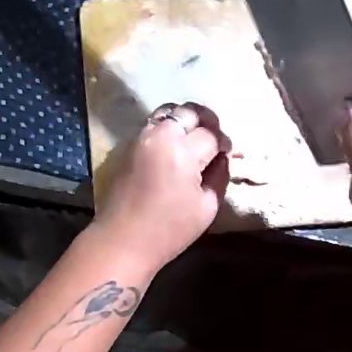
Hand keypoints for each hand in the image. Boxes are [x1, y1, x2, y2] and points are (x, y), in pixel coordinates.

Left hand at [90, 102, 229, 267]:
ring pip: (169, 112)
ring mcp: (141, 138)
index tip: (230, 154)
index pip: (212, 134)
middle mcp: (161, 136)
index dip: (225, 143)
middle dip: (207, 121)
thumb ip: (219, 175)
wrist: (122, 240)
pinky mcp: (129, 146)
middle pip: (189, 111)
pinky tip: (177, 147)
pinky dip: (169, 128)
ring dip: (186, 120)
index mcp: (182, 152)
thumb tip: (222, 158)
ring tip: (196, 139)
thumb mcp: (207, 207)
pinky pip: (154, 125)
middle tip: (216, 140)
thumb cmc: (169, 230)